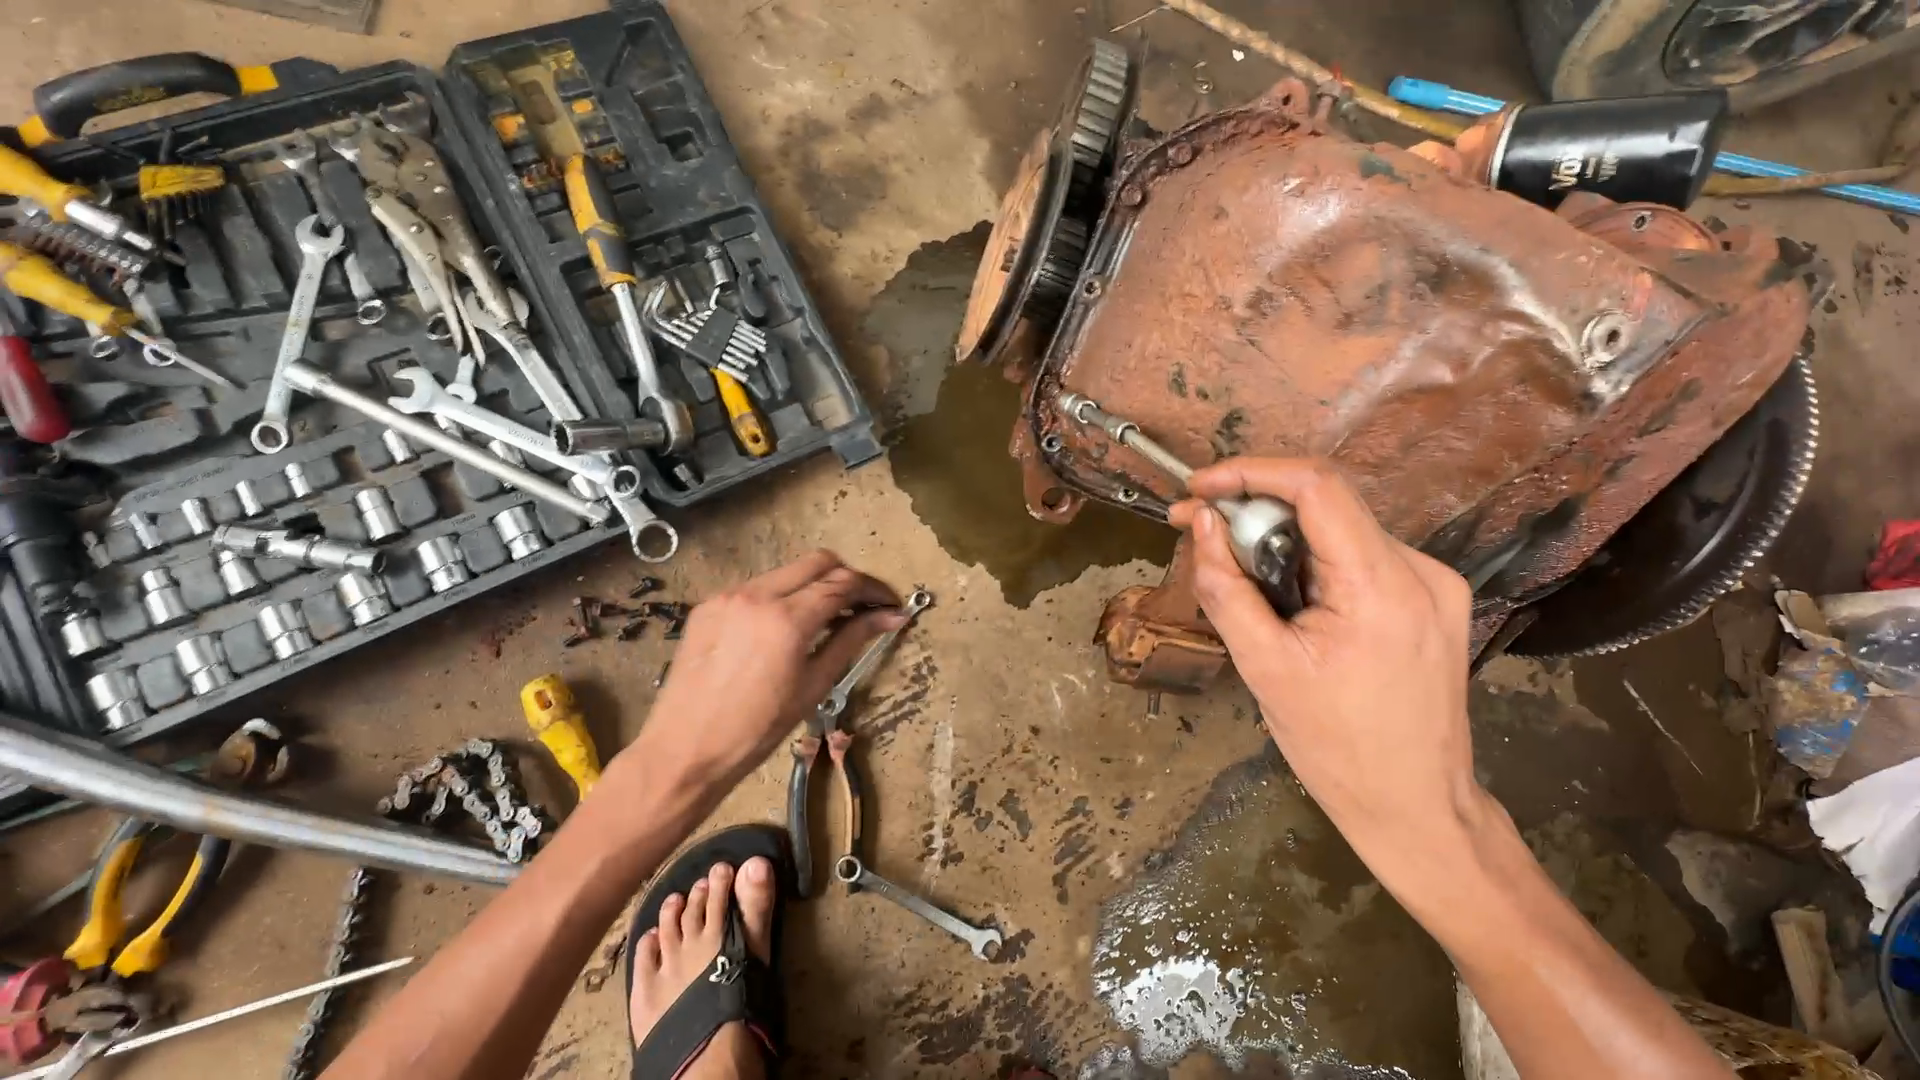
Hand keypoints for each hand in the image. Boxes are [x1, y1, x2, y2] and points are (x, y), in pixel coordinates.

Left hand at [619, 551, 904, 789]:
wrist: (687, 748)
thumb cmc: (757, 729)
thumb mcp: (814, 685)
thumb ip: (852, 640)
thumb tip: (891, 617)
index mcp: (787, 619)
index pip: (843, 583)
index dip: (874, 590)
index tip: (890, 605)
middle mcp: (757, 595)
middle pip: (818, 561)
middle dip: (847, 578)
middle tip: (863, 606)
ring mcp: (729, 596)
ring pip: (786, 572)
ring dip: (813, 585)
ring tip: (826, 620)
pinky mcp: (709, 605)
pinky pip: (756, 588)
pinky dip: (780, 598)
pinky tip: (784, 630)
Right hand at [1168, 459, 1491, 875]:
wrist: (1416, 804)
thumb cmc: (1335, 747)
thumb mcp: (1263, 667)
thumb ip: (1226, 587)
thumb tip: (1199, 522)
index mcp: (1381, 585)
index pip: (1317, 487)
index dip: (1250, 472)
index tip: (1199, 488)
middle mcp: (1420, 569)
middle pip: (1328, 503)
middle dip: (1256, 506)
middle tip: (1199, 527)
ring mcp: (1434, 583)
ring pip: (1342, 527)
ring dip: (1283, 536)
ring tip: (1237, 569)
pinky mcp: (1433, 599)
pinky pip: (1360, 555)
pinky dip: (1313, 559)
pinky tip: (1287, 595)